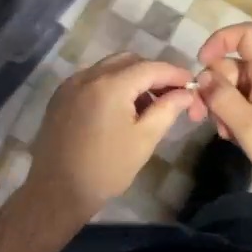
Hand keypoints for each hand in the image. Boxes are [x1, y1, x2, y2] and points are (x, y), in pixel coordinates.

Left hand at [25, 53, 200, 220]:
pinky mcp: (60, 96)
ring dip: (131, 78)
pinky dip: (110, 85)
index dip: (175, 73)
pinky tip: (120, 109)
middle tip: (171, 95)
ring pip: (108, 68)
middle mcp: (87, 75)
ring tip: (147, 105)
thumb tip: (186, 92)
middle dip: (152, 73)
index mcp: (110, 85)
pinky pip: (91, 79)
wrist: (58, 190)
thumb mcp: (144, 139)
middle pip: (128, 61)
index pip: (150, 67)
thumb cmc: (107, 168)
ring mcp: (70, 84)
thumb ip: (167, 109)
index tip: (192, 84)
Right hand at [195, 23, 251, 213]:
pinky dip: (232, 118)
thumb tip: (203, 76)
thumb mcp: (250, 127)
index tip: (201, 64)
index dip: (221, 40)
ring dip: (220, 106)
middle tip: (200, 115)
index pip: (246, 35)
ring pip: (234, 88)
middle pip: (233, 65)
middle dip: (212, 85)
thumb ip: (222, 98)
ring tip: (223, 133)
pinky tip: (232, 139)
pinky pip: (243, 107)